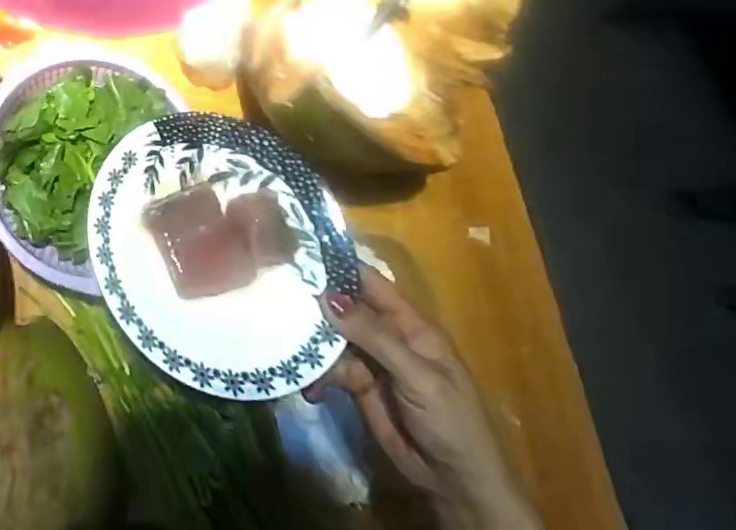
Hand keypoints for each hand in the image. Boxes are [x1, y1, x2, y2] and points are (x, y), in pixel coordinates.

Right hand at [307, 264, 540, 529]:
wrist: (458, 486)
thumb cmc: (451, 421)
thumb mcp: (417, 376)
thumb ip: (373, 336)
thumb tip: (328, 296)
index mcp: (408, 323)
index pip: (369, 282)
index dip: (339, 265)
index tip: (300, 250)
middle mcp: (385, 334)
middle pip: (344, 308)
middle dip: (315, 303)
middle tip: (277, 297)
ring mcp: (370, 360)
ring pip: (332, 338)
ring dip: (312, 344)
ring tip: (289, 350)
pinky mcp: (357, 386)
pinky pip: (330, 369)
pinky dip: (316, 376)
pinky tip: (308, 387)